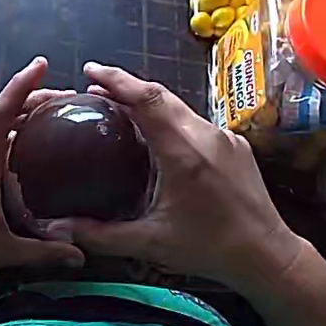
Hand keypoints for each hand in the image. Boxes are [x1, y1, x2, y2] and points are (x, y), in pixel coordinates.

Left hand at [0, 56, 85, 289]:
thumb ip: (42, 253)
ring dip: (19, 109)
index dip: (20, 85)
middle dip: (32, 94)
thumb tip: (79, 257)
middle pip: (0, 110)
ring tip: (51, 111)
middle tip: (66, 96)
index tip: (41, 65)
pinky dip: (8, 127)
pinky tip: (24, 139)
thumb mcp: (1, 251)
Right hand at [47, 61, 304, 290]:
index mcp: (183, 152)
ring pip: (179, 107)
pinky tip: (156, 134)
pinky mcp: (235, 144)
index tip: (91, 70)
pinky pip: (195, 121)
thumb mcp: (149, 243)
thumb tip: (57, 229)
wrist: (268, 255)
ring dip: (148, 102)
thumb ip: (100, 235)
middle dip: (126, 86)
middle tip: (95, 87)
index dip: (117, 80)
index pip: (147, 100)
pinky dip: (169, 118)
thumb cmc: (208, 249)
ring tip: (120, 107)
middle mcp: (205, 135)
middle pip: (161, 95)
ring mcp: (223, 137)